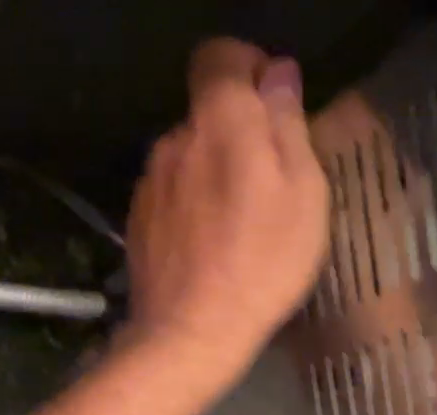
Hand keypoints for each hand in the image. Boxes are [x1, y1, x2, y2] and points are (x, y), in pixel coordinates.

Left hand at [126, 39, 330, 367]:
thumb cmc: (261, 263)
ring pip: (185, 157)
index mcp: (217, 122)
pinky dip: (188, 204)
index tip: (270, 100)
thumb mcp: (302, 189)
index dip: (246, 68)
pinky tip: (207, 243)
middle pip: (203, 114)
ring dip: (209, 171)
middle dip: (234, 130)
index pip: (218, 58)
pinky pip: (168, 194)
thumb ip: (285, 123)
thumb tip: (276, 75)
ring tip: (237, 220)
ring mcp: (147, 186)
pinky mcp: (135, 223)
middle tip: (268, 178)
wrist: (188, 334)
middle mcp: (172, 143)